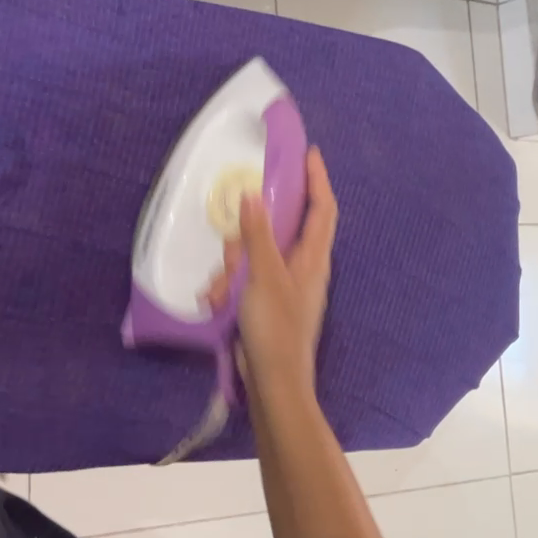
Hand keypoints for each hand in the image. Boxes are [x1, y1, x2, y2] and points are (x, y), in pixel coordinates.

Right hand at [206, 147, 337, 400]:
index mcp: (312, 259)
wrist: (272, 384)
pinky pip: (239, 282)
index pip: (322, 209)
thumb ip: (257, 235)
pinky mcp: (261, 304)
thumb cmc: (276, 327)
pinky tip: (215, 306)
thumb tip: (252, 194)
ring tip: (221, 294)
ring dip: (229, 272)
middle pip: (274, 232)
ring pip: (249, 259)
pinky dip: (226, 291)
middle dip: (247, 240)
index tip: (309, 153)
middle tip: (234, 253)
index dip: (317, 180)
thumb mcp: (263, 276)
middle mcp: (300, 269)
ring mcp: (280, 288)